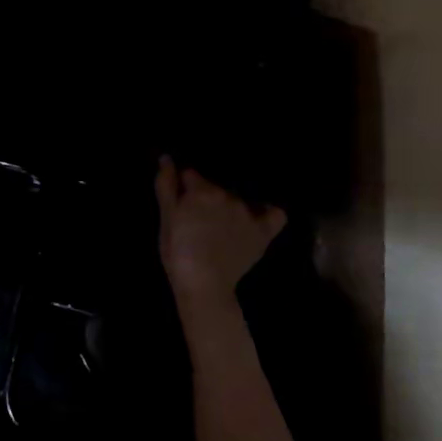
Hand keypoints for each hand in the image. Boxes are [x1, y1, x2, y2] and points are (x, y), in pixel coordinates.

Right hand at [155, 157, 286, 304]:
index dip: (183, 187)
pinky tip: (257, 219)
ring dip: (228, 206)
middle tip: (196, 220)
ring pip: (237, 199)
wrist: (204, 283)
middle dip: (206, 197)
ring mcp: (249, 213)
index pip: (191, 175)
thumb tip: (166, 156)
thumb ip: (166, 185)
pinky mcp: (263, 232)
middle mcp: (229, 195)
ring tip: (218, 228)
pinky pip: (275, 215)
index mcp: (202, 190)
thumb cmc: (177, 252)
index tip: (179, 202)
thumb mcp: (166, 217)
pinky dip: (267, 214)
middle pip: (214, 187)